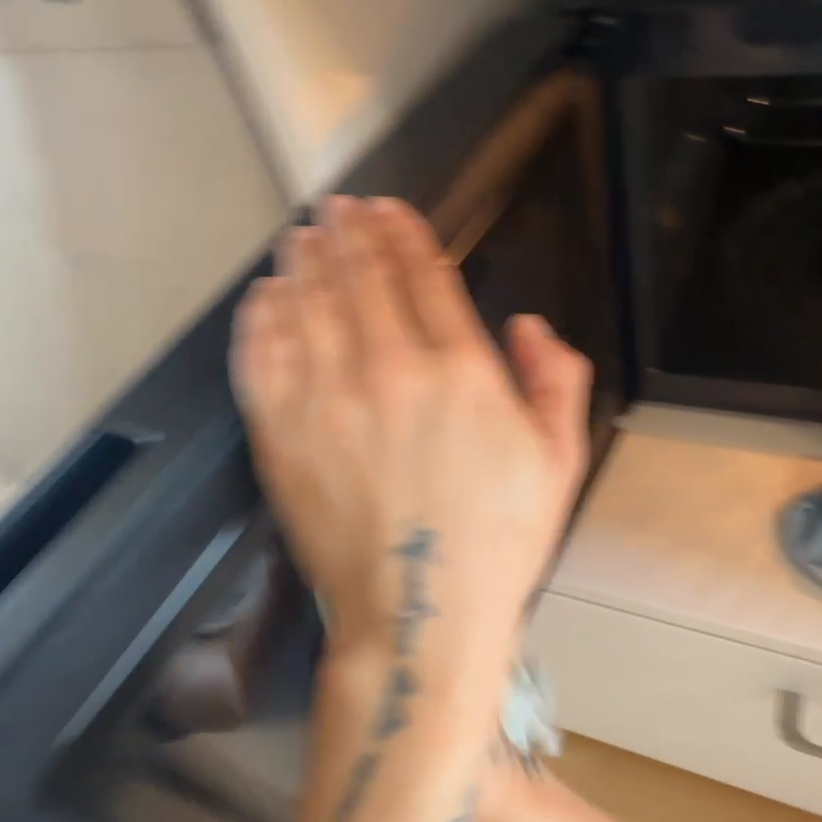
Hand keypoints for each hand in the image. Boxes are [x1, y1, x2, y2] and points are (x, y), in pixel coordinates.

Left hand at [230, 196, 592, 683]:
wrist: (419, 615)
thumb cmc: (499, 543)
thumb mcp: (561, 461)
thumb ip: (555, 380)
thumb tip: (524, 324)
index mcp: (462, 372)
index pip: (424, 276)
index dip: (403, 233)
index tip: (386, 207)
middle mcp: (390, 371)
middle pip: (360, 279)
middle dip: (347, 233)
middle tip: (334, 206)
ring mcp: (326, 401)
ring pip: (307, 305)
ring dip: (303, 262)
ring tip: (300, 236)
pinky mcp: (280, 436)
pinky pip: (261, 357)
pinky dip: (261, 317)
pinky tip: (265, 296)